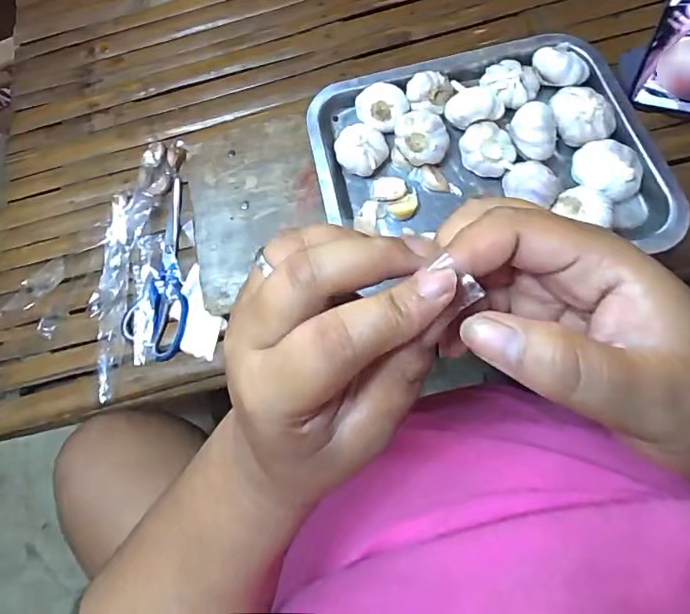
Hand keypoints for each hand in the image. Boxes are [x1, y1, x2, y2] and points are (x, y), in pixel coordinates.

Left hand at [223, 226, 461, 511]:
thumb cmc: (318, 453)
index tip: (445, 285)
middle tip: (430, 258)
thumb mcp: (368, 437)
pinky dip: (336, 237)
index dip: (392, 309)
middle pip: (303, 274)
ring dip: (356, 241)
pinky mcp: (252, 280)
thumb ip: (402, 373)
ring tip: (406, 254)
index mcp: (271, 391)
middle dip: (375, 257)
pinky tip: (370, 251)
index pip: (330, 339)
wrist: (263, 442)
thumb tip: (440, 307)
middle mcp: (246, 336)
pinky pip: (292, 242)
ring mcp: (243, 301)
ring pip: (295, 247)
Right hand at [436, 200, 689, 489]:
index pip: (515, 226)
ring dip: (446, 284)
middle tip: (421, 306)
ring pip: (479, 258)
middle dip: (449, 254)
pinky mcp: (539, 312)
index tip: (431, 293)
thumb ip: (566, 366)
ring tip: (425, 329)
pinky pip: (484, 295)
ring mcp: (551, 283)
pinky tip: (443, 342)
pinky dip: (456, 311)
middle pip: (489, 226)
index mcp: (599, 256)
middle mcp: (568, 257)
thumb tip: (473, 328)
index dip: (467, 248)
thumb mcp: (649, 398)